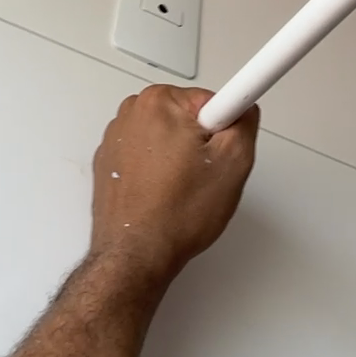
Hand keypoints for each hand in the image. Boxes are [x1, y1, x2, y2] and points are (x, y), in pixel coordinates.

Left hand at [89, 85, 258, 285]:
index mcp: (161, 101)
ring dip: (180, 157)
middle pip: (190, 116)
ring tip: (182, 189)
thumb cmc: (175, 215)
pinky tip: (164, 194)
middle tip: (205, 174)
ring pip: (169, 135)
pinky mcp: (110, 160)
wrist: (134, 257)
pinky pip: (147, 153)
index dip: (227, 127)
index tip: (225, 143)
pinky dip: (158, 169)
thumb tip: (244, 103)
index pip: (213, 99)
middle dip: (204, 142)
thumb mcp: (234, 163)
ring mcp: (117, 136)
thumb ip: (245, 120)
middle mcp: (133, 111)